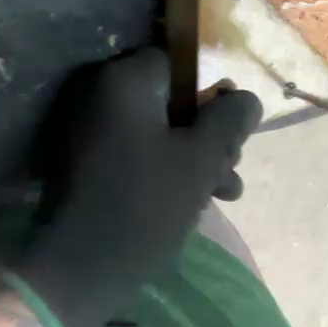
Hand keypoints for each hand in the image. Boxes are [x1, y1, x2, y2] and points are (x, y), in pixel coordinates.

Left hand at [14, 49, 261, 326]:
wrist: (81, 263)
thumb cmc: (145, 202)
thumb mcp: (200, 161)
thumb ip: (227, 122)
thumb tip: (246, 97)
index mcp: (123, 79)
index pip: (175, 64)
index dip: (208, 95)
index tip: (230, 132)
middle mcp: (99, 90)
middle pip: (167, 99)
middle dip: (204, 134)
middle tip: (231, 172)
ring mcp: (87, 123)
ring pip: (153, 128)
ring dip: (189, 156)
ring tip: (223, 195)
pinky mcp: (84, 156)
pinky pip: (131, 147)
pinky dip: (160, 166)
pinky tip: (189, 202)